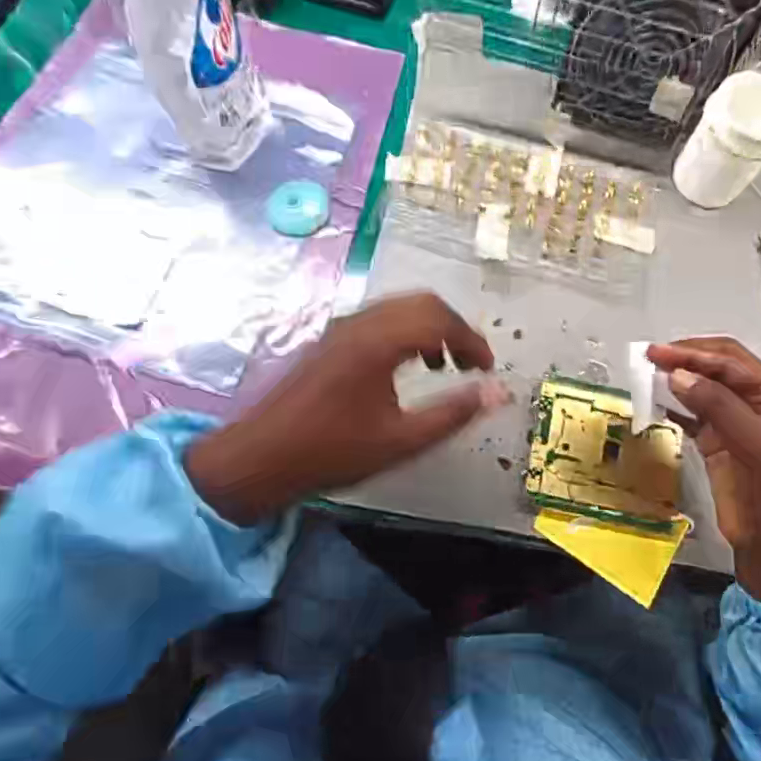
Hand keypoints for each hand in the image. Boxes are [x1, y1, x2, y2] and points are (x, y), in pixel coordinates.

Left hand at [187, 293, 509, 523]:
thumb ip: (452, 413)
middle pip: (420, 302)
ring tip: (440, 367)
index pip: (440, 318)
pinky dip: (401, 333)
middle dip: (453, 328)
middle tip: (470, 363)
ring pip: (396, 308)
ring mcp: (339, 328)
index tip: (488, 369)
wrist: (262, 457)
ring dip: (426, 328)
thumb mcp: (401, 441)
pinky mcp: (327, 340)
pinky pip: (376, 320)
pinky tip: (402, 369)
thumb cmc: (333, 452)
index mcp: (378, 340)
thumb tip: (498, 393)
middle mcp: (358, 322)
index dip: (472, 340)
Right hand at [646, 337, 760, 613]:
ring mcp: (737, 424)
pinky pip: (692, 417)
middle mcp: (760, 402)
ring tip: (644, 374)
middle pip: (717, 370)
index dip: (694, 354)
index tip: (657, 353)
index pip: (733, 362)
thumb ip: (720, 407)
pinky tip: (653, 402)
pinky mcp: (718, 445)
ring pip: (702, 391)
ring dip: (676, 381)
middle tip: (646, 358)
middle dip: (684, 361)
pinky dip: (672, 407)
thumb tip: (677, 375)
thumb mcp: (760, 446)